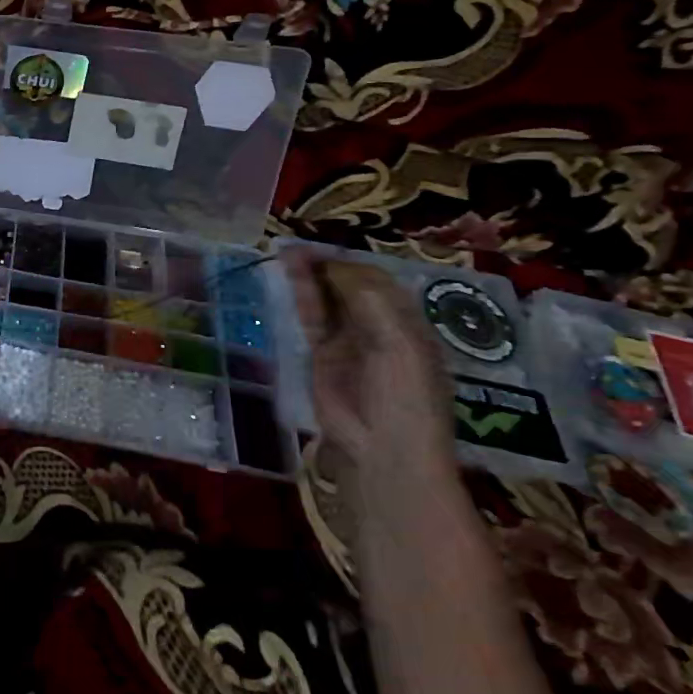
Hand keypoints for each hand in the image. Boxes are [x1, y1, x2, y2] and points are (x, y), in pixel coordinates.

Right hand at [282, 249, 454, 478]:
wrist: (383, 446)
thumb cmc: (404, 395)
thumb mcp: (397, 343)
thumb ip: (368, 301)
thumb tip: (332, 266)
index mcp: (407, 322)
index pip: (376, 281)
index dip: (348, 262)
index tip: (320, 248)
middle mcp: (379, 327)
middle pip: (349, 287)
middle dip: (325, 265)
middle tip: (294, 247)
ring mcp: (349, 342)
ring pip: (328, 300)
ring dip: (309, 278)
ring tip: (285, 255)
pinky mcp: (322, 357)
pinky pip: (312, 320)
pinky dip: (301, 299)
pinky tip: (290, 282)